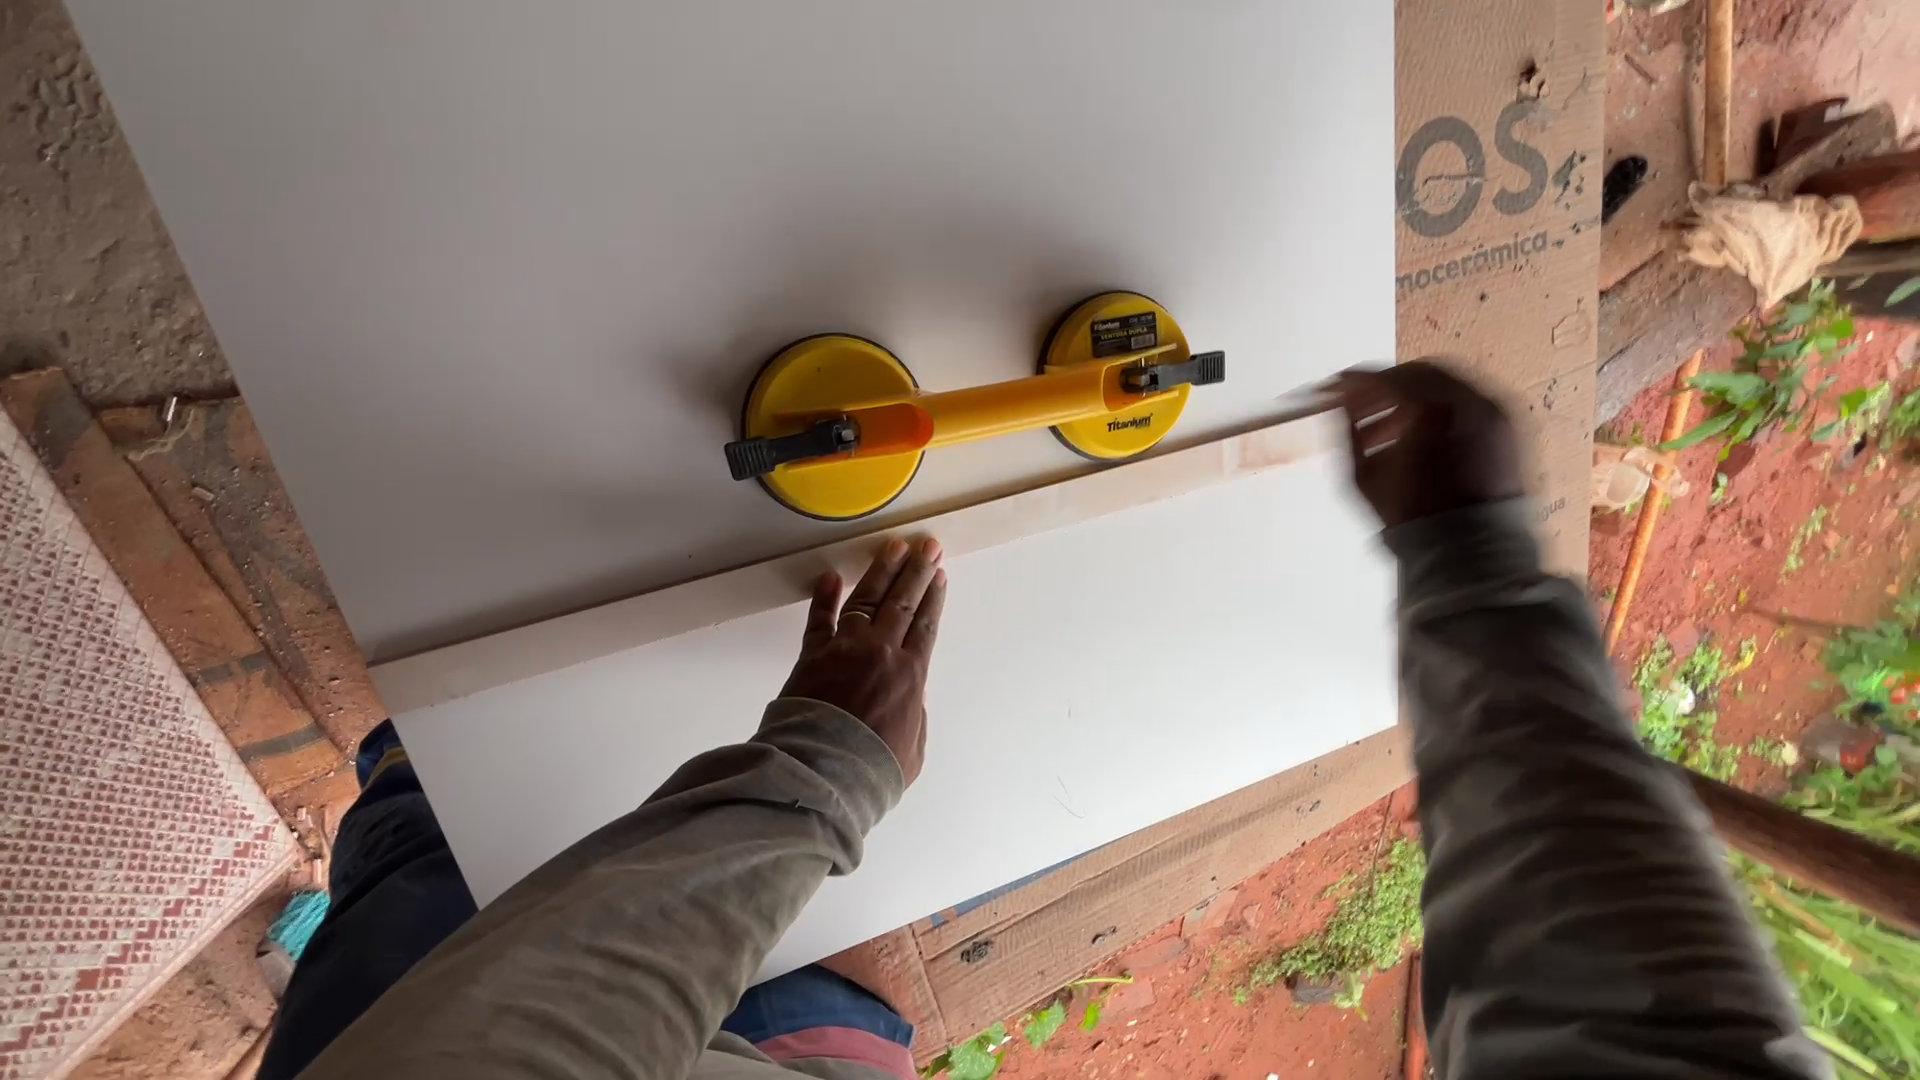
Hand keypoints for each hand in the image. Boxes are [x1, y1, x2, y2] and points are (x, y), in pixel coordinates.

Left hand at [781, 538, 945, 785]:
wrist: (823, 774)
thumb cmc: (872, 769)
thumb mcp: (914, 750)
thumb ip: (915, 717)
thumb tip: (910, 697)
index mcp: (910, 674)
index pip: (925, 624)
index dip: (933, 597)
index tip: (939, 575)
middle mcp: (880, 652)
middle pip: (902, 602)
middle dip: (917, 571)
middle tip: (927, 546)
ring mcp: (844, 649)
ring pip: (866, 600)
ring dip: (881, 571)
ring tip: (893, 548)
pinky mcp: (812, 656)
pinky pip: (819, 619)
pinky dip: (824, 597)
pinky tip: (831, 577)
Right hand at [1330, 360, 1524, 528]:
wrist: (1471, 547)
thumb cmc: (1411, 515)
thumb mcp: (1362, 476)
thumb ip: (1348, 430)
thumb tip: (1342, 403)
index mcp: (1430, 409)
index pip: (1384, 379)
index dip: (1353, 382)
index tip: (1333, 388)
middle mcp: (1469, 399)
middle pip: (1416, 373)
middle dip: (1383, 386)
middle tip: (1359, 406)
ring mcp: (1494, 410)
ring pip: (1444, 383)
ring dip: (1409, 398)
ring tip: (1386, 430)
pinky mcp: (1508, 424)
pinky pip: (1466, 400)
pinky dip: (1437, 408)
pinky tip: (1417, 435)